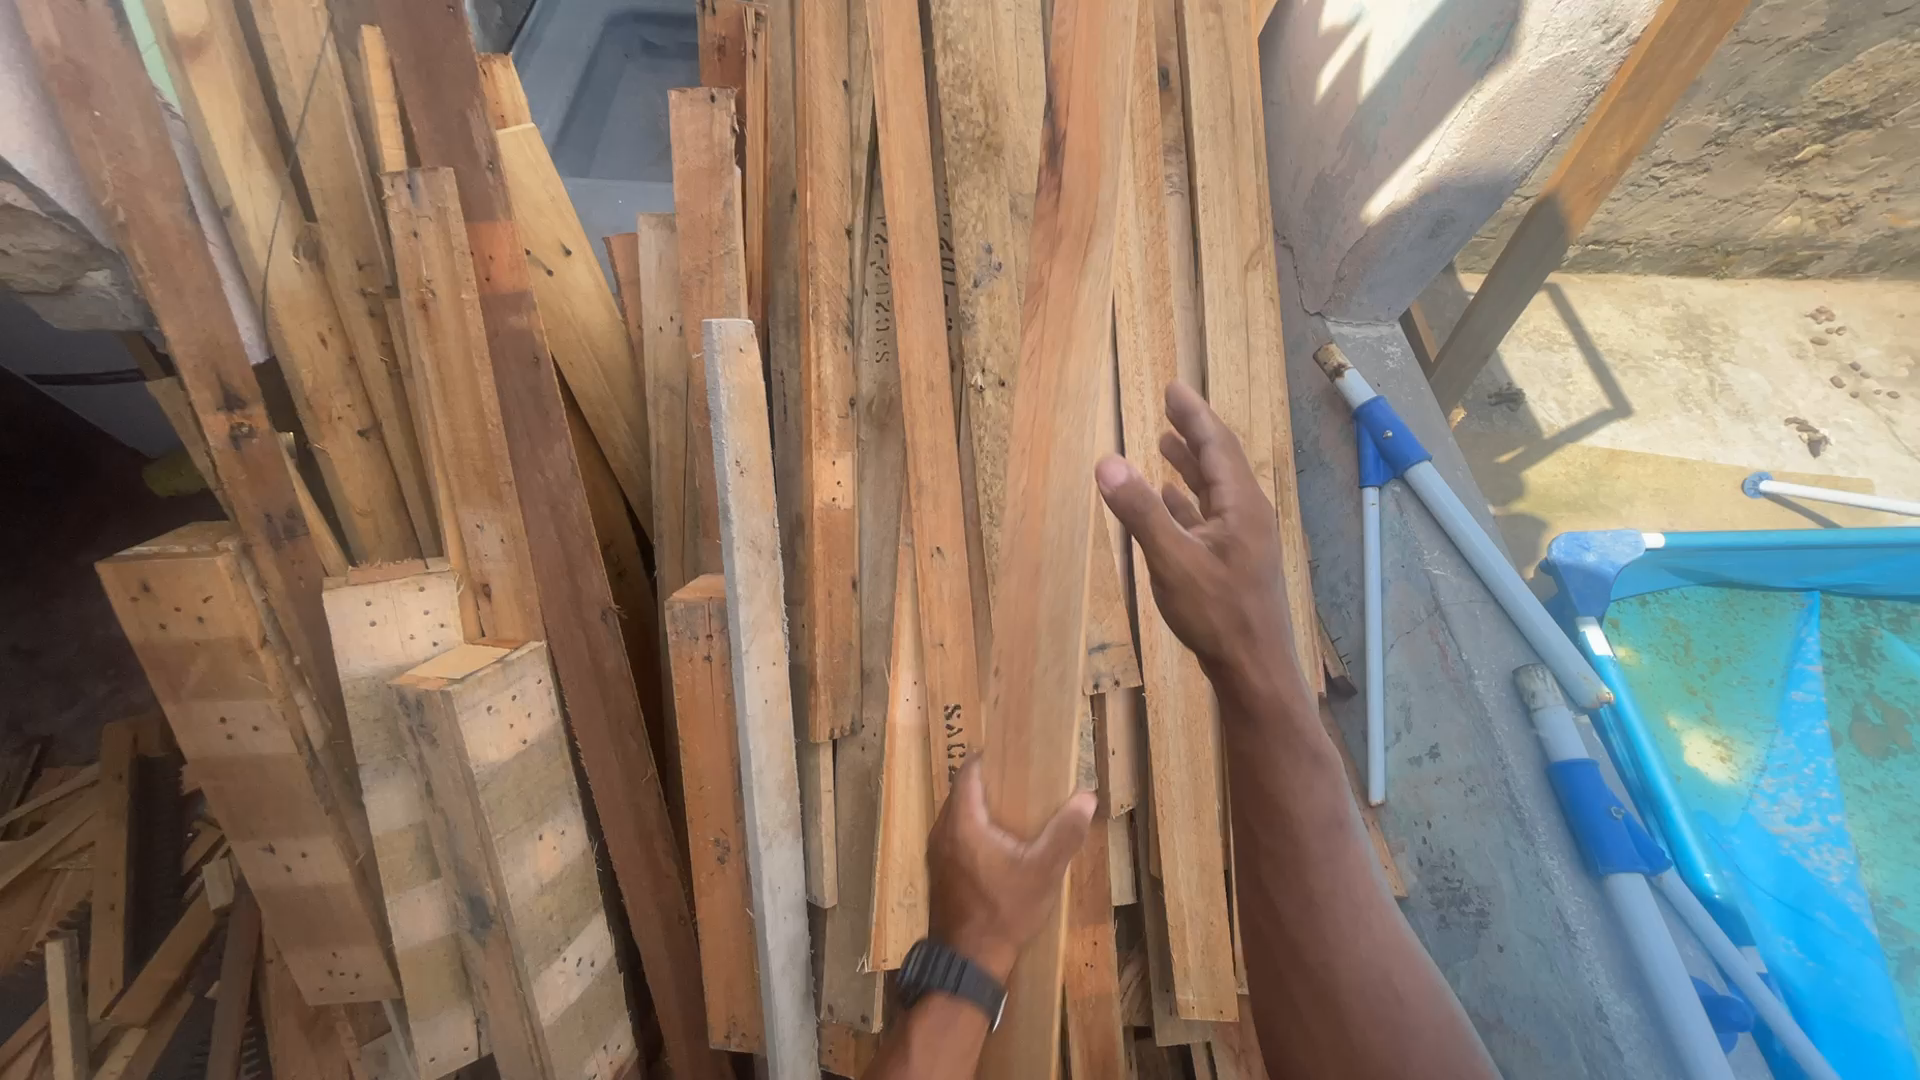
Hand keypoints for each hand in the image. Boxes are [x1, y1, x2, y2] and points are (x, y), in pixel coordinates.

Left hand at [927, 760, 1096, 981]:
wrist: (968, 962)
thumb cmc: (1005, 912)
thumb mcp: (1043, 872)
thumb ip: (1064, 833)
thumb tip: (1087, 798)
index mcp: (963, 821)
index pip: (968, 772)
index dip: (988, 759)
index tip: (1012, 757)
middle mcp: (942, 830)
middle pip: (961, 792)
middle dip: (987, 783)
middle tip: (1019, 783)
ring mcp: (936, 853)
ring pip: (956, 815)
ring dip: (979, 808)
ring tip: (1012, 812)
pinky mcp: (938, 871)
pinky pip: (953, 836)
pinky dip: (971, 830)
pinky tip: (996, 845)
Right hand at [1095, 381, 1297, 695]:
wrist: (1254, 668)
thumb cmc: (1217, 613)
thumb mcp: (1172, 560)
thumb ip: (1139, 511)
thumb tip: (1106, 462)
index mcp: (1241, 505)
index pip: (1216, 445)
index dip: (1193, 414)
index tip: (1174, 387)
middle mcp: (1247, 515)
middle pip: (1219, 462)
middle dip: (1193, 433)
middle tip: (1170, 405)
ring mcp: (1242, 540)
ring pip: (1214, 491)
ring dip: (1190, 466)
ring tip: (1166, 443)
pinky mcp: (1234, 562)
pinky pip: (1209, 517)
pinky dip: (1187, 502)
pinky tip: (1171, 500)